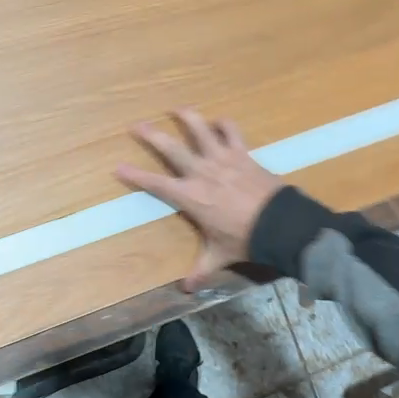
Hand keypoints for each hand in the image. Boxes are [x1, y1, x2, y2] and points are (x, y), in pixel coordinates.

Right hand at [116, 108, 283, 290]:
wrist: (280, 223)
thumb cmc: (244, 238)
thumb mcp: (220, 255)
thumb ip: (201, 269)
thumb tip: (187, 289)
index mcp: (191, 196)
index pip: (156, 184)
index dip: (136, 175)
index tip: (118, 166)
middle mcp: (202, 172)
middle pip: (172, 148)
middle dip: (152, 136)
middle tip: (136, 125)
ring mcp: (223, 159)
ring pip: (201, 131)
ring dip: (187, 118)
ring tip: (176, 108)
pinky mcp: (243, 153)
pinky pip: (232, 132)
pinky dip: (224, 124)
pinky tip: (219, 120)